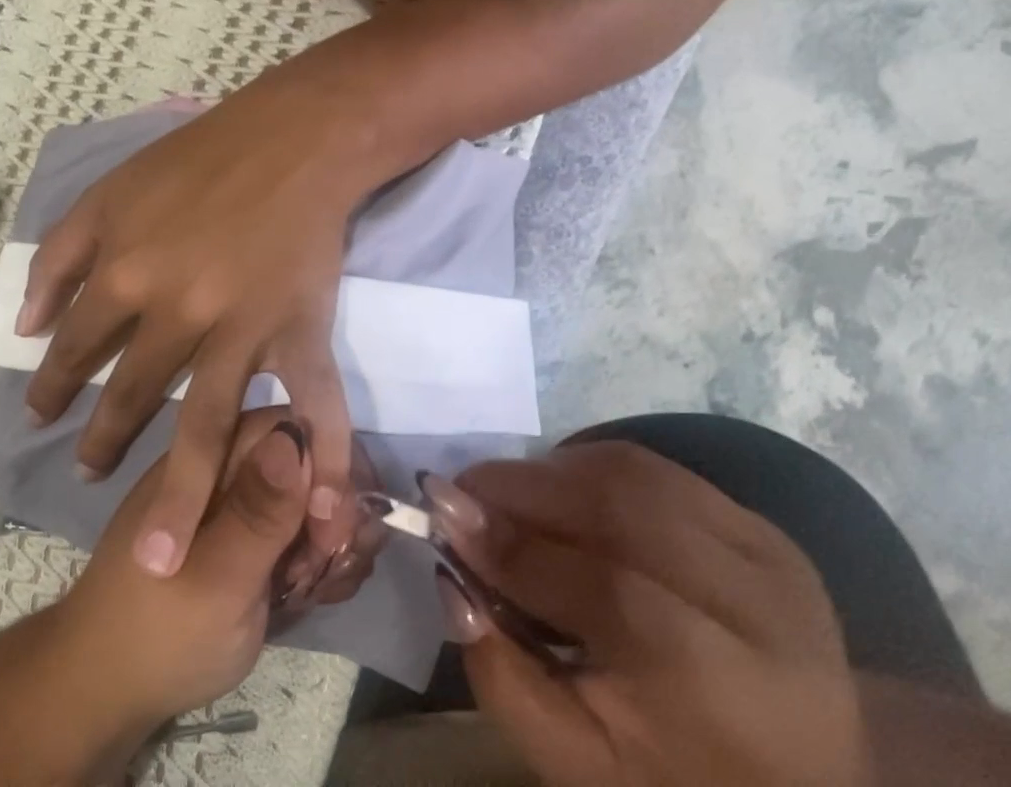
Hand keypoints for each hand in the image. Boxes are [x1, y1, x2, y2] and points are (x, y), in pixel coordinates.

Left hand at [19, 57, 377, 579]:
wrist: (291, 140)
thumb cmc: (189, 164)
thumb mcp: (103, 196)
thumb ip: (58, 260)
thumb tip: (27, 327)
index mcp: (124, 277)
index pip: (74, 351)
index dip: (51, 388)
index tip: (39, 415)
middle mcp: (176, 317)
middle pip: (129, 397)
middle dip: (103, 443)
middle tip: (86, 474)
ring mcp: (241, 334)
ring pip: (203, 425)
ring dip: (179, 493)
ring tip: (159, 547)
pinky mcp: (298, 337)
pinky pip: (313, 407)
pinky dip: (323, 461)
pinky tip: (321, 521)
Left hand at [49, 410, 313, 722]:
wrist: (109, 687)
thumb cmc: (160, 633)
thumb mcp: (218, 576)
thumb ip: (261, 512)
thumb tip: (296, 433)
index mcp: (203, 468)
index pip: (283, 427)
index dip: (324, 464)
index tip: (338, 524)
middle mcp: (220, 481)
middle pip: (305, 467)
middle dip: (336, 512)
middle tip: (332, 564)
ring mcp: (231, 519)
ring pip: (308, 508)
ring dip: (331, 544)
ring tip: (320, 588)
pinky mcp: (243, 554)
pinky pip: (296, 543)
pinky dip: (316, 566)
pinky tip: (314, 597)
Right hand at [432, 442, 874, 786]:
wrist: (790, 786)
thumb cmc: (661, 773)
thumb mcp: (565, 753)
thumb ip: (497, 667)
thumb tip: (448, 566)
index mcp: (713, 681)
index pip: (602, 582)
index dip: (508, 539)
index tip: (435, 510)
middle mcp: (758, 606)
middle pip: (625, 504)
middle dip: (522, 485)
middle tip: (461, 494)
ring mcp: (772, 560)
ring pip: (640, 474)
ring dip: (553, 471)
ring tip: (505, 498)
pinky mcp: (766, 534)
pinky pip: (661, 473)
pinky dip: (591, 470)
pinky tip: (560, 499)